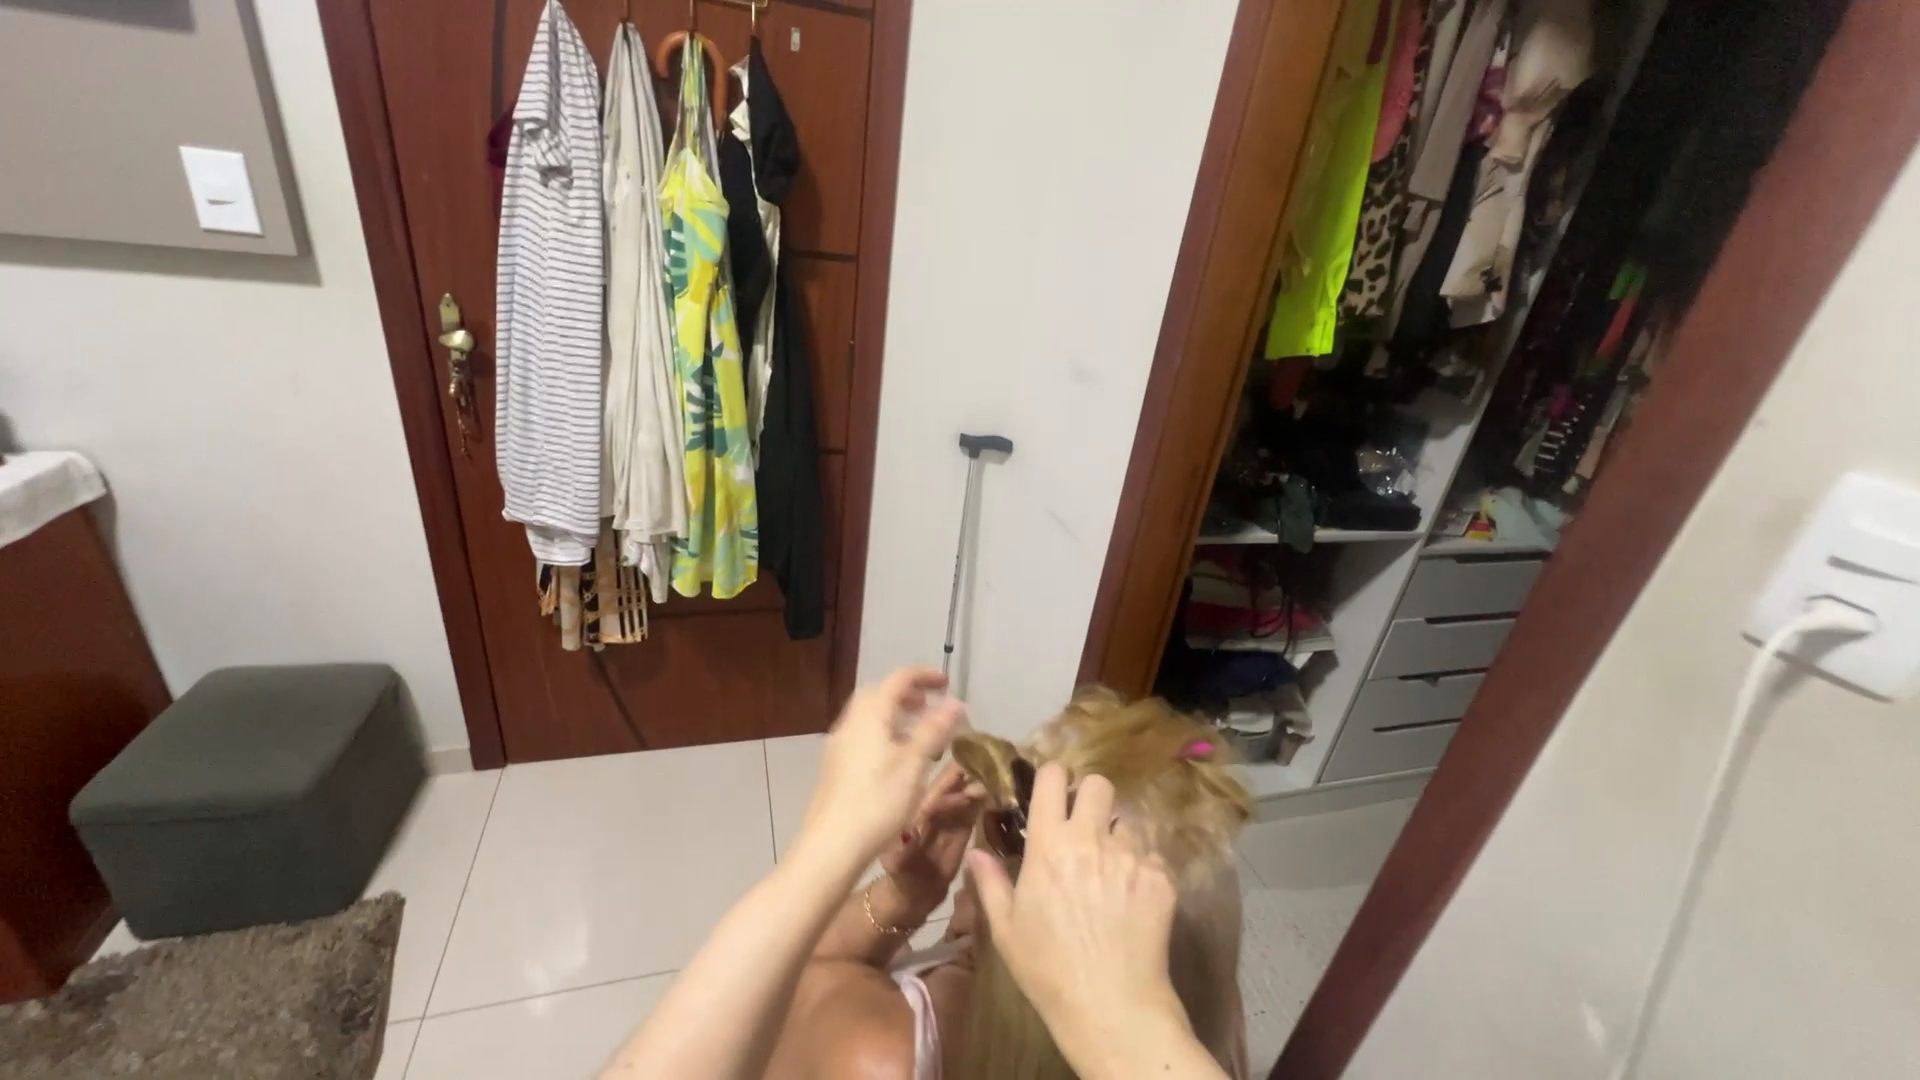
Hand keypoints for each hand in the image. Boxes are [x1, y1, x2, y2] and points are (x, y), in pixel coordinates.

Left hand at [797, 667, 965, 870]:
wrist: (831, 847)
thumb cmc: (877, 802)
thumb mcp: (914, 765)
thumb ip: (935, 730)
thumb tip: (955, 703)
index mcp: (869, 716)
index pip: (898, 679)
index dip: (924, 676)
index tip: (947, 684)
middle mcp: (850, 724)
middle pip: (878, 694)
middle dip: (907, 693)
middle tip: (930, 706)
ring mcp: (839, 746)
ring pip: (869, 716)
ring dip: (895, 715)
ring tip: (919, 735)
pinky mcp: (835, 768)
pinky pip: (863, 736)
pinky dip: (884, 733)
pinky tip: (897, 761)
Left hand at [880, 763, 985, 914]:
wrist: (914, 892)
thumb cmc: (900, 875)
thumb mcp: (896, 863)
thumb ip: (902, 850)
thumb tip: (910, 834)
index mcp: (915, 809)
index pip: (935, 792)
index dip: (951, 788)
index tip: (969, 789)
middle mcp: (933, 805)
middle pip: (953, 782)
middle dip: (969, 772)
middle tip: (992, 767)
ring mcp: (949, 814)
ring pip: (967, 791)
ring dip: (982, 783)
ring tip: (1000, 778)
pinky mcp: (963, 825)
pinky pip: (975, 807)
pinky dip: (987, 798)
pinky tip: (1001, 793)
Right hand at [966, 764, 1184, 1056]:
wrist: (1112, 1007)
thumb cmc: (1048, 969)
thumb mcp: (1007, 929)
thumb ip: (991, 882)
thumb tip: (976, 852)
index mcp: (1049, 844)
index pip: (1052, 777)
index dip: (1052, 777)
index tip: (1051, 793)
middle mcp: (1091, 839)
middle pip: (1099, 783)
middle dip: (1090, 797)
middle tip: (1085, 825)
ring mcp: (1131, 856)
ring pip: (1127, 820)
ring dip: (1117, 835)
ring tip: (1111, 869)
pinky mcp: (1161, 877)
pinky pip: (1152, 854)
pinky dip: (1142, 868)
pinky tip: (1132, 898)